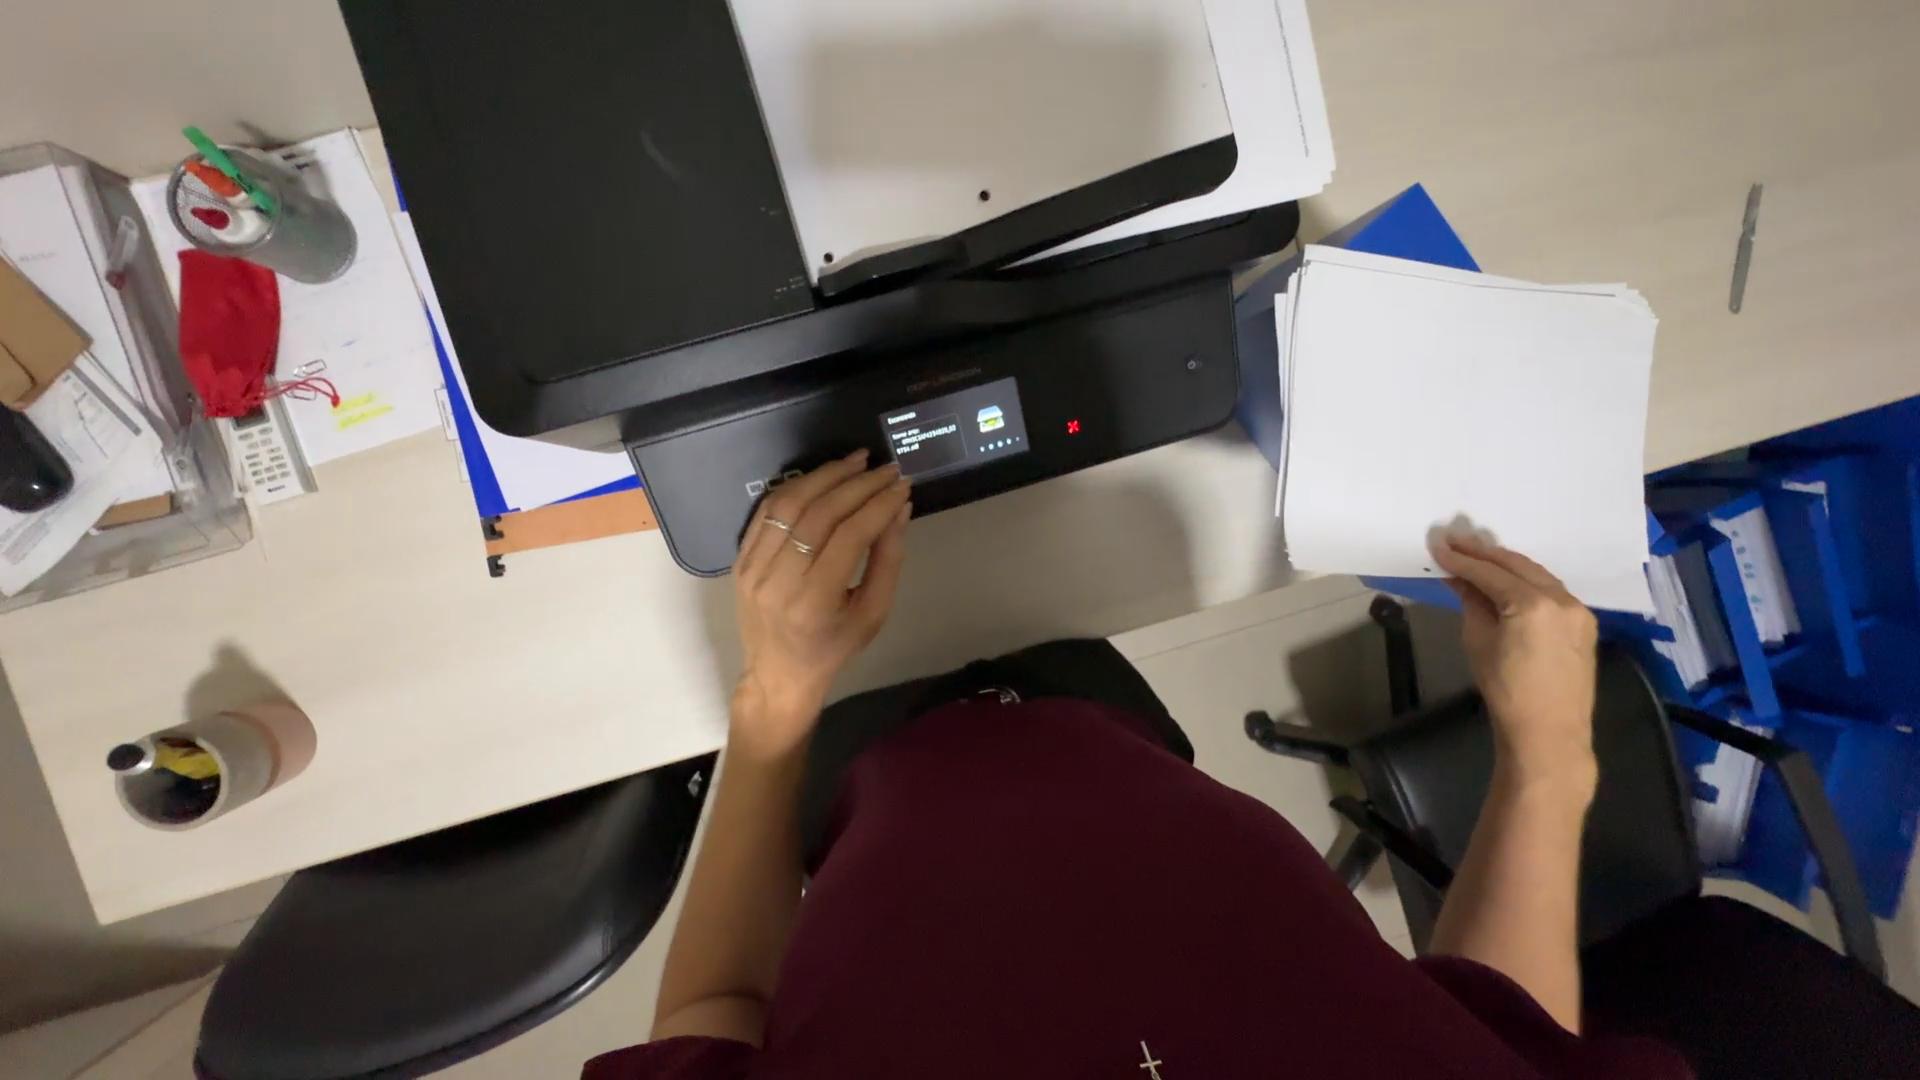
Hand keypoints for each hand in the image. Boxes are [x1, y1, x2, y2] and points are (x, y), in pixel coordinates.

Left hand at [730, 450, 911, 754]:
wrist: (779, 674)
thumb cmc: (834, 648)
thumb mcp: (873, 613)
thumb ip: (888, 559)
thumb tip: (900, 509)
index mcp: (815, 602)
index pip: (850, 536)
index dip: (879, 505)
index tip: (902, 486)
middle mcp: (778, 580)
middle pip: (820, 514)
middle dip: (858, 485)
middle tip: (886, 469)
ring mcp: (753, 567)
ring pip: (790, 504)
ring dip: (826, 476)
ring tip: (857, 462)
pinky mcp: (741, 558)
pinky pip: (767, 511)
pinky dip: (797, 487)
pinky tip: (823, 477)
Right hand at [1432, 536, 1598, 793]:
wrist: (1549, 728)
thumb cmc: (1505, 688)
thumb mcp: (1478, 641)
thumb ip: (1472, 602)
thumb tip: (1459, 579)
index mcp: (1533, 605)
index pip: (1489, 573)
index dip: (1461, 560)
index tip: (1438, 547)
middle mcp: (1562, 600)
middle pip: (1517, 565)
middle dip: (1484, 552)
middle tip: (1455, 539)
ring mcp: (1578, 610)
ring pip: (1537, 574)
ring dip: (1506, 562)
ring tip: (1477, 552)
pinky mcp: (1583, 623)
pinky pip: (1551, 589)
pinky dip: (1525, 579)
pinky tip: (1507, 577)